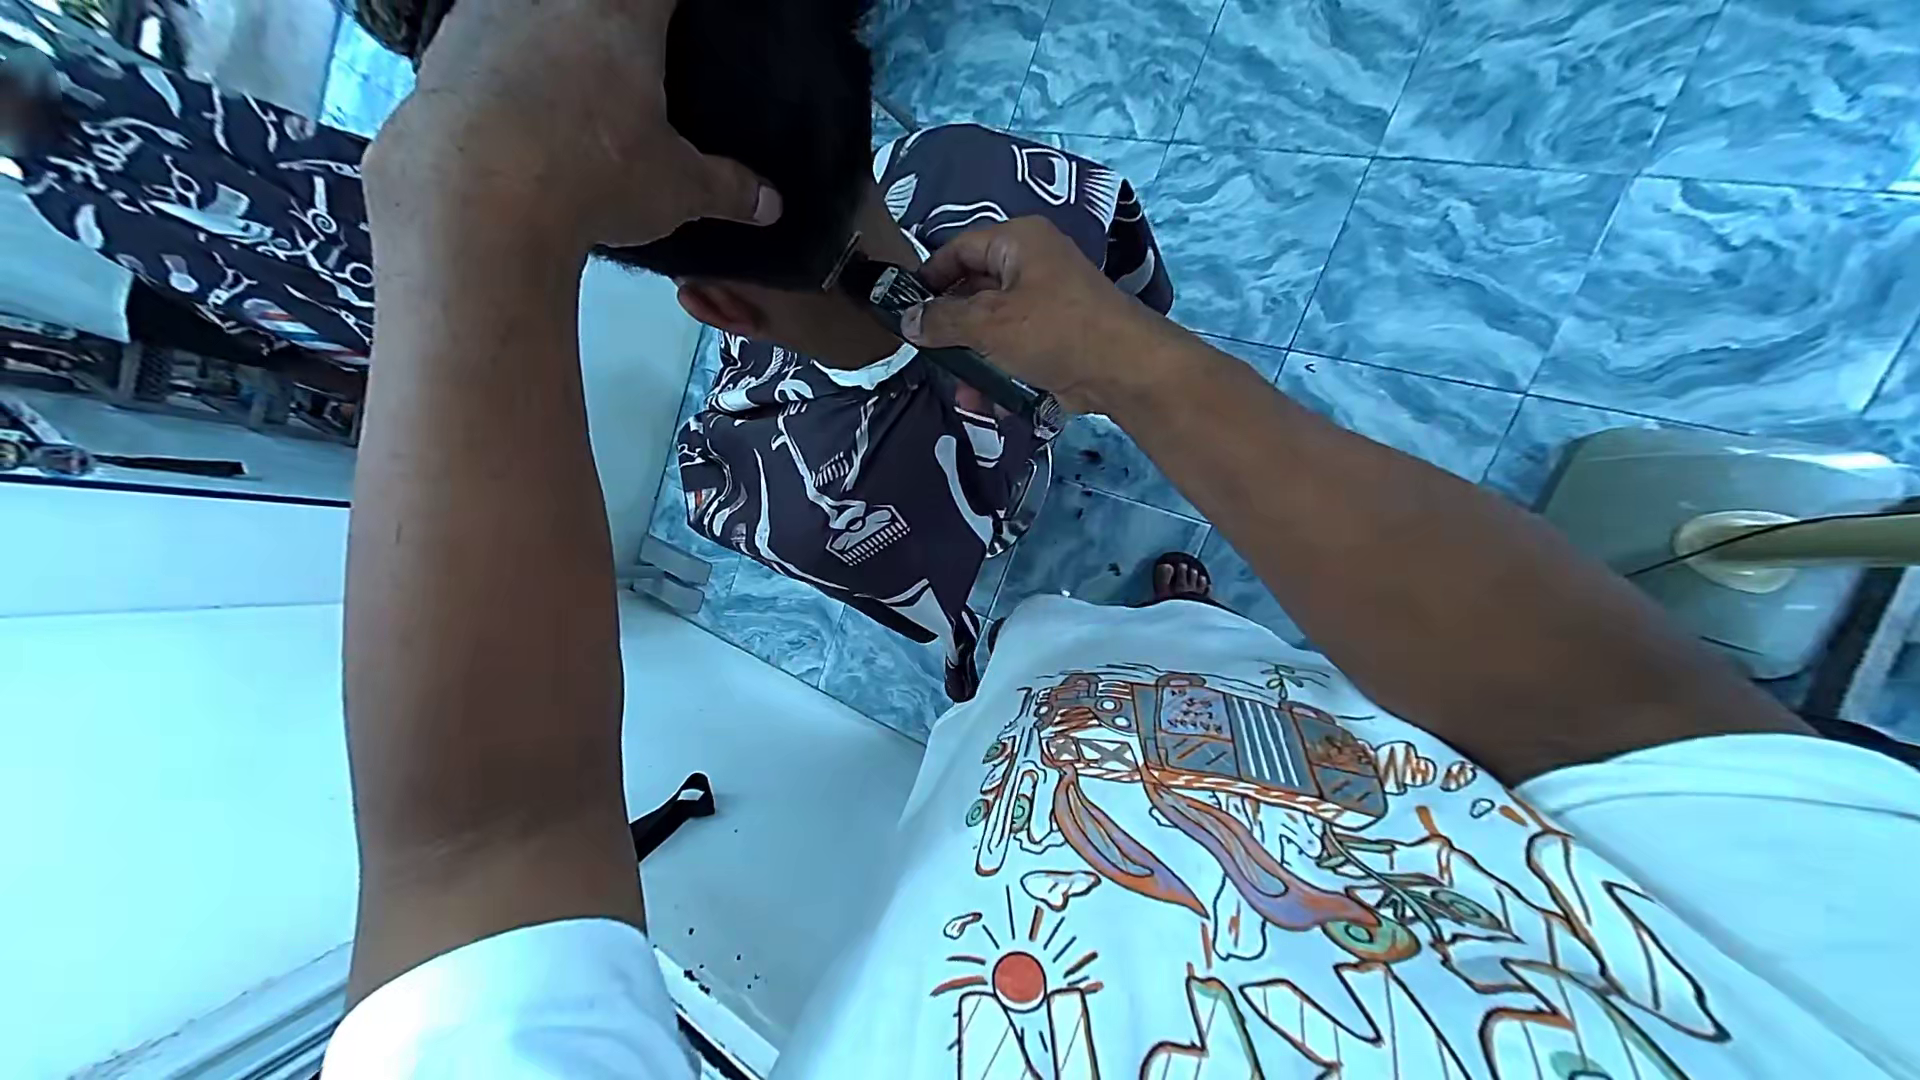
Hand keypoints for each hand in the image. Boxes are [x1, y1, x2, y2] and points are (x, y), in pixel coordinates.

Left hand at [364, 0, 779, 254]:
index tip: (687, 25)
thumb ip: (729, 189)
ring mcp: (488, 13)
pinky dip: (516, 65)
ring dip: (559, 36)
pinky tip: (530, 109)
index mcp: (620, 15)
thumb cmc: (598, 172)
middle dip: (616, 21)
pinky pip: (492, 41)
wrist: (480, 191)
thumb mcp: (680, 189)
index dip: (677, 11)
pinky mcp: (446, 49)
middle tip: (635, 65)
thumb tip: (771, 204)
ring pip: (537, 12)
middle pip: (594, 1)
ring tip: (581, 85)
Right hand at [901, 217, 1178, 412]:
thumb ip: (943, 320)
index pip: (959, 248)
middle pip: (975, 290)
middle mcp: (1032, 265)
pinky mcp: (1055, 338)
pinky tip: (983, 400)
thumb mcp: (989, 322)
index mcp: (1018, 242)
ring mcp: (1046, 303)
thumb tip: (906, 322)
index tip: (905, 307)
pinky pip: (1014, 349)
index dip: (929, 276)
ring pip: (993, 326)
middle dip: (950, 327)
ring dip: (972, 358)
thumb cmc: (1052, 330)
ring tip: (957, 388)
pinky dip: (997, 371)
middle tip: (926, 352)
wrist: (1122, 368)